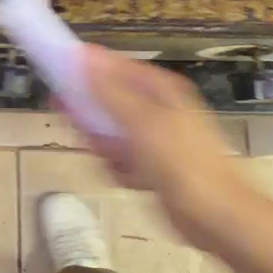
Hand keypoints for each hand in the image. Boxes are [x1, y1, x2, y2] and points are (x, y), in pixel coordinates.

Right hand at [77, 46, 262, 245]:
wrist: (213, 215)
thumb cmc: (181, 162)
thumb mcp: (140, 121)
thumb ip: (109, 90)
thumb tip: (84, 56)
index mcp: (161, 89)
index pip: (116, 67)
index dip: (87, 69)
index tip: (60, 77)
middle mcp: (157, 109)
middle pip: (109, 101)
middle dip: (94, 118)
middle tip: (80, 129)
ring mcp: (154, 137)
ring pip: (110, 132)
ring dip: (106, 148)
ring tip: (116, 161)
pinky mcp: (151, 164)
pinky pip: (120, 157)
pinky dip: (119, 167)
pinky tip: (129, 178)